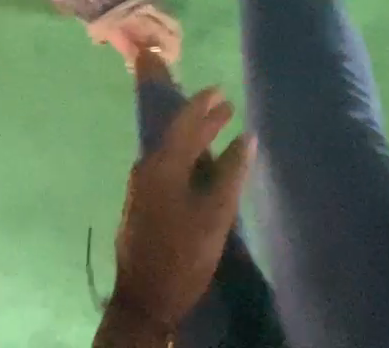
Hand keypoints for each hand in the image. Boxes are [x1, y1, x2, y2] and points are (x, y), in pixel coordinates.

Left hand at [110, 88, 254, 332]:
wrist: (144, 298)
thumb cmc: (183, 254)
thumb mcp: (215, 214)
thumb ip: (231, 173)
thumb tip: (247, 138)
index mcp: (162, 165)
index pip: (185, 123)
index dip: (204, 105)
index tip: (221, 90)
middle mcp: (147, 167)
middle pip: (177, 135)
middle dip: (201, 120)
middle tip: (226, 107)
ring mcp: (141, 186)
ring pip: (170, 151)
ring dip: (194, 139)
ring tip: (216, 130)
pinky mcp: (141, 202)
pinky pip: (166, 165)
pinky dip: (185, 156)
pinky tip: (197, 164)